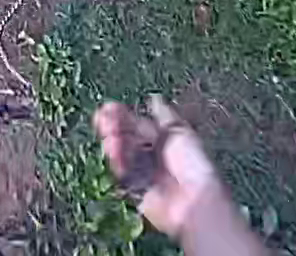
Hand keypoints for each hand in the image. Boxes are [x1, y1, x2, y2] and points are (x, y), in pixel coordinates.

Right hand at [94, 97, 263, 254]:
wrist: (195, 199)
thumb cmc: (192, 161)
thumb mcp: (179, 130)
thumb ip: (163, 114)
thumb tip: (153, 97)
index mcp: (162, 138)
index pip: (138, 123)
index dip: (123, 115)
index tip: (107, 107)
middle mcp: (151, 154)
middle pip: (128, 138)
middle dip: (113, 126)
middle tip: (100, 118)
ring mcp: (143, 172)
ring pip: (123, 154)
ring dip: (112, 142)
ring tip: (106, 134)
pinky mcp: (137, 191)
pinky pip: (123, 174)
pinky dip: (116, 162)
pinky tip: (111, 150)